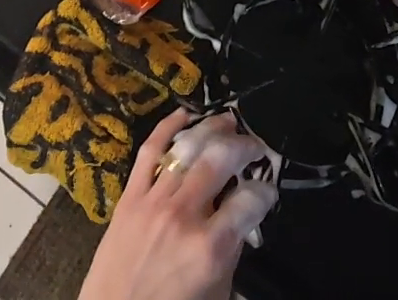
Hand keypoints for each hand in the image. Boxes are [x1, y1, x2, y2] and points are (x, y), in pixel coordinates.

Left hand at [79, 109, 276, 299]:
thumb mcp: (216, 291)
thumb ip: (231, 250)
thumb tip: (242, 216)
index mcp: (210, 248)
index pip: (250, 201)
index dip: (265, 191)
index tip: (268, 190)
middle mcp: (184, 216)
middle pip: (220, 160)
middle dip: (245, 146)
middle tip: (255, 146)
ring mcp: (154, 201)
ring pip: (188, 147)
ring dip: (213, 128)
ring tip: (229, 121)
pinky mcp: (129, 196)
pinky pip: (149, 150)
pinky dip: (168, 126)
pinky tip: (185, 114)